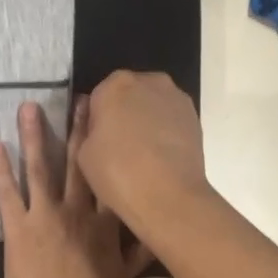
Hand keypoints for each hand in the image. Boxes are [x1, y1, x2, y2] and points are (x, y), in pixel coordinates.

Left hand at [0, 99, 151, 277]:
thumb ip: (140, 253)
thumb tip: (158, 233)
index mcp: (107, 223)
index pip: (113, 178)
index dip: (113, 148)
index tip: (115, 122)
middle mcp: (78, 210)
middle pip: (80, 163)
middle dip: (81, 129)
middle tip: (81, 100)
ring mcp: (46, 214)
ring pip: (41, 167)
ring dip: (34, 135)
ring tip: (28, 106)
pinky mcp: (18, 224)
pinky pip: (7, 191)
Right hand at [74, 71, 211, 226]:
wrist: (169, 197)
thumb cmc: (118, 174)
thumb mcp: (83, 155)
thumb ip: (86, 129)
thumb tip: (96, 123)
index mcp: (115, 85)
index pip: (99, 97)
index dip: (96, 121)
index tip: (98, 144)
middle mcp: (149, 81)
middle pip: (129, 96)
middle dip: (123, 116)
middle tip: (119, 150)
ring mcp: (176, 97)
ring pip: (152, 106)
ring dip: (146, 123)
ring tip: (143, 156)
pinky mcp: (194, 117)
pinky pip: (170, 120)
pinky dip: (164, 133)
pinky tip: (161, 159)